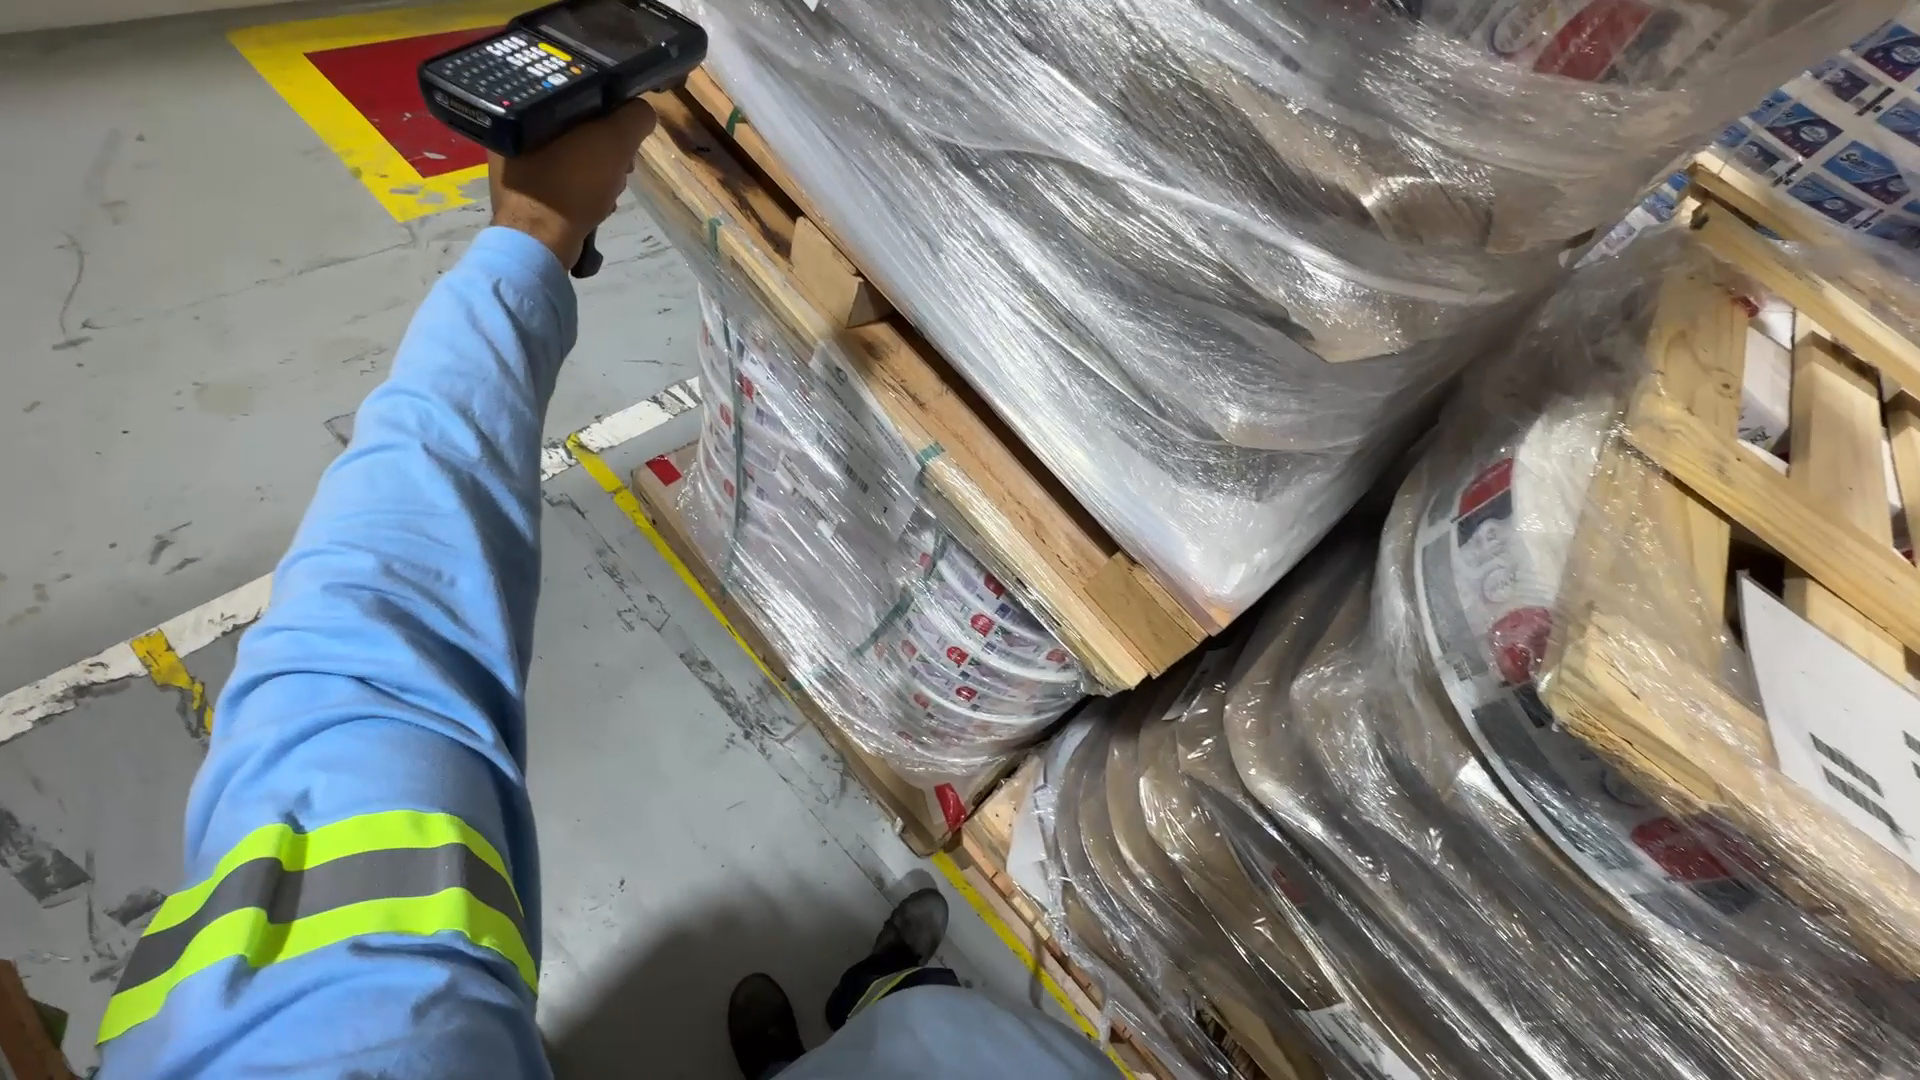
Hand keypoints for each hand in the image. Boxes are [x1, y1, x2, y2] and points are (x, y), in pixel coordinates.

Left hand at [489, 100, 657, 268]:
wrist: (541, 239)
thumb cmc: (572, 183)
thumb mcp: (613, 143)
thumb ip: (634, 118)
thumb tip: (643, 110)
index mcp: (529, 104)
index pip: (581, 98)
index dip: (611, 117)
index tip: (625, 140)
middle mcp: (515, 127)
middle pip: (579, 130)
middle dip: (608, 152)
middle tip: (620, 171)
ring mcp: (515, 161)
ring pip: (573, 157)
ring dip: (600, 174)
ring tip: (608, 194)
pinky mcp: (522, 190)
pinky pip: (562, 180)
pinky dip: (583, 191)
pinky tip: (593, 206)